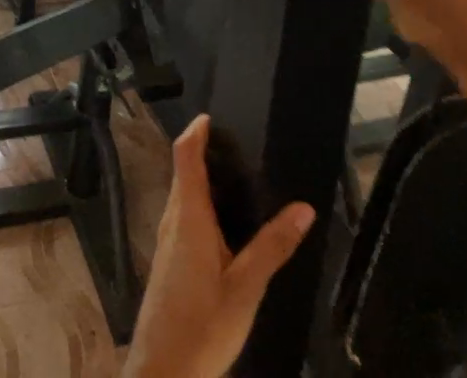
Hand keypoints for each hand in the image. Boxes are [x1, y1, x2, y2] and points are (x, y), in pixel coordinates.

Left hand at [123, 115, 315, 377]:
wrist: (162, 372)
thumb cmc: (203, 327)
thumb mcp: (246, 288)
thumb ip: (273, 247)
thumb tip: (304, 207)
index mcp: (188, 220)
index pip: (185, 160)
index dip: (195, 133)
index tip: (211, 115)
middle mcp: (172, 223)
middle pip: (183, 175)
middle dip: (202, 152)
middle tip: (238, 142)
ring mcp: (168, 244)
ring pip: (182, 198)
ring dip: (201, 179)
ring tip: (237, 173)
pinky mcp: (170, 263)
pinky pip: (184, 218)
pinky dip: (201, 205)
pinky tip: (225, 221)